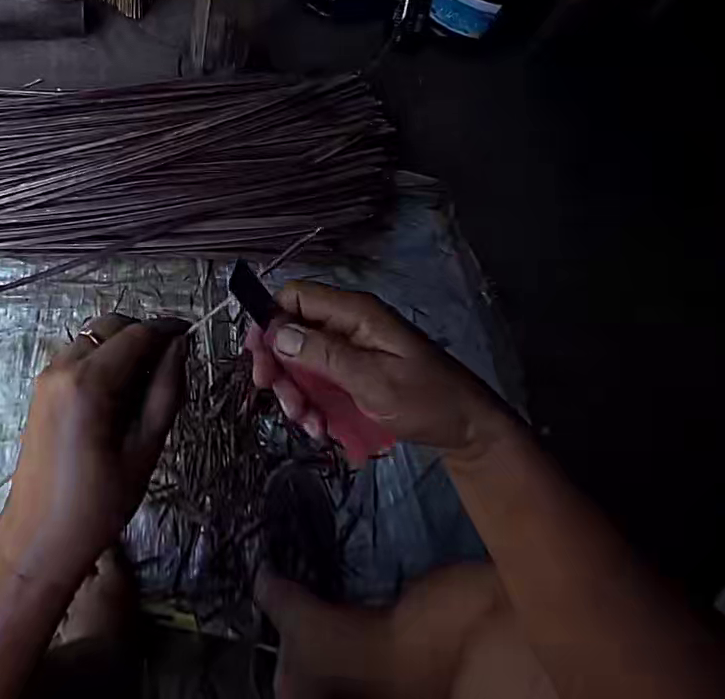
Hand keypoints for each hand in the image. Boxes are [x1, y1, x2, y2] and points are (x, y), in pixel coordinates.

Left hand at [0, 313, 185, 586]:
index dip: (168, 330)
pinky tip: (120, 395)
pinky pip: (80, 355)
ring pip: (95, 337)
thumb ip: (166, 389)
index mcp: (89, 382)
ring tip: (147, 385)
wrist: (37, 542)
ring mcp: (48, 377)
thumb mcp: (145, 448)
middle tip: (171, 366)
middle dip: (145, 336)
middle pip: (113, 326)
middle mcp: (63, 368)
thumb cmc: (98, 504)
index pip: (137, 334)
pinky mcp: (42, 389)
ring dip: (124, 347)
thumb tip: (181, 346)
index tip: (192, 335)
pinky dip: (104, 359)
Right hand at [244, 281, 513, 458]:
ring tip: (308, 423)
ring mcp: (348, 351)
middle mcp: (346, 325)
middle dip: (280, 365)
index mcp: (354, 312)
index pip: (296, 296)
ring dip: (295, 392)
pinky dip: (311, 405)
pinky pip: (317, 383)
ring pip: (300, 362)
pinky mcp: (350, 374)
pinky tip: (320, 428)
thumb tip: (277, 333)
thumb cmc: (426, 398)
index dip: (270, 319)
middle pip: (292, 331)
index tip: (258, 354)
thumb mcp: (373, 380)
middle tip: (277, 397)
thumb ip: (324, 355)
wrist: (466, 428)